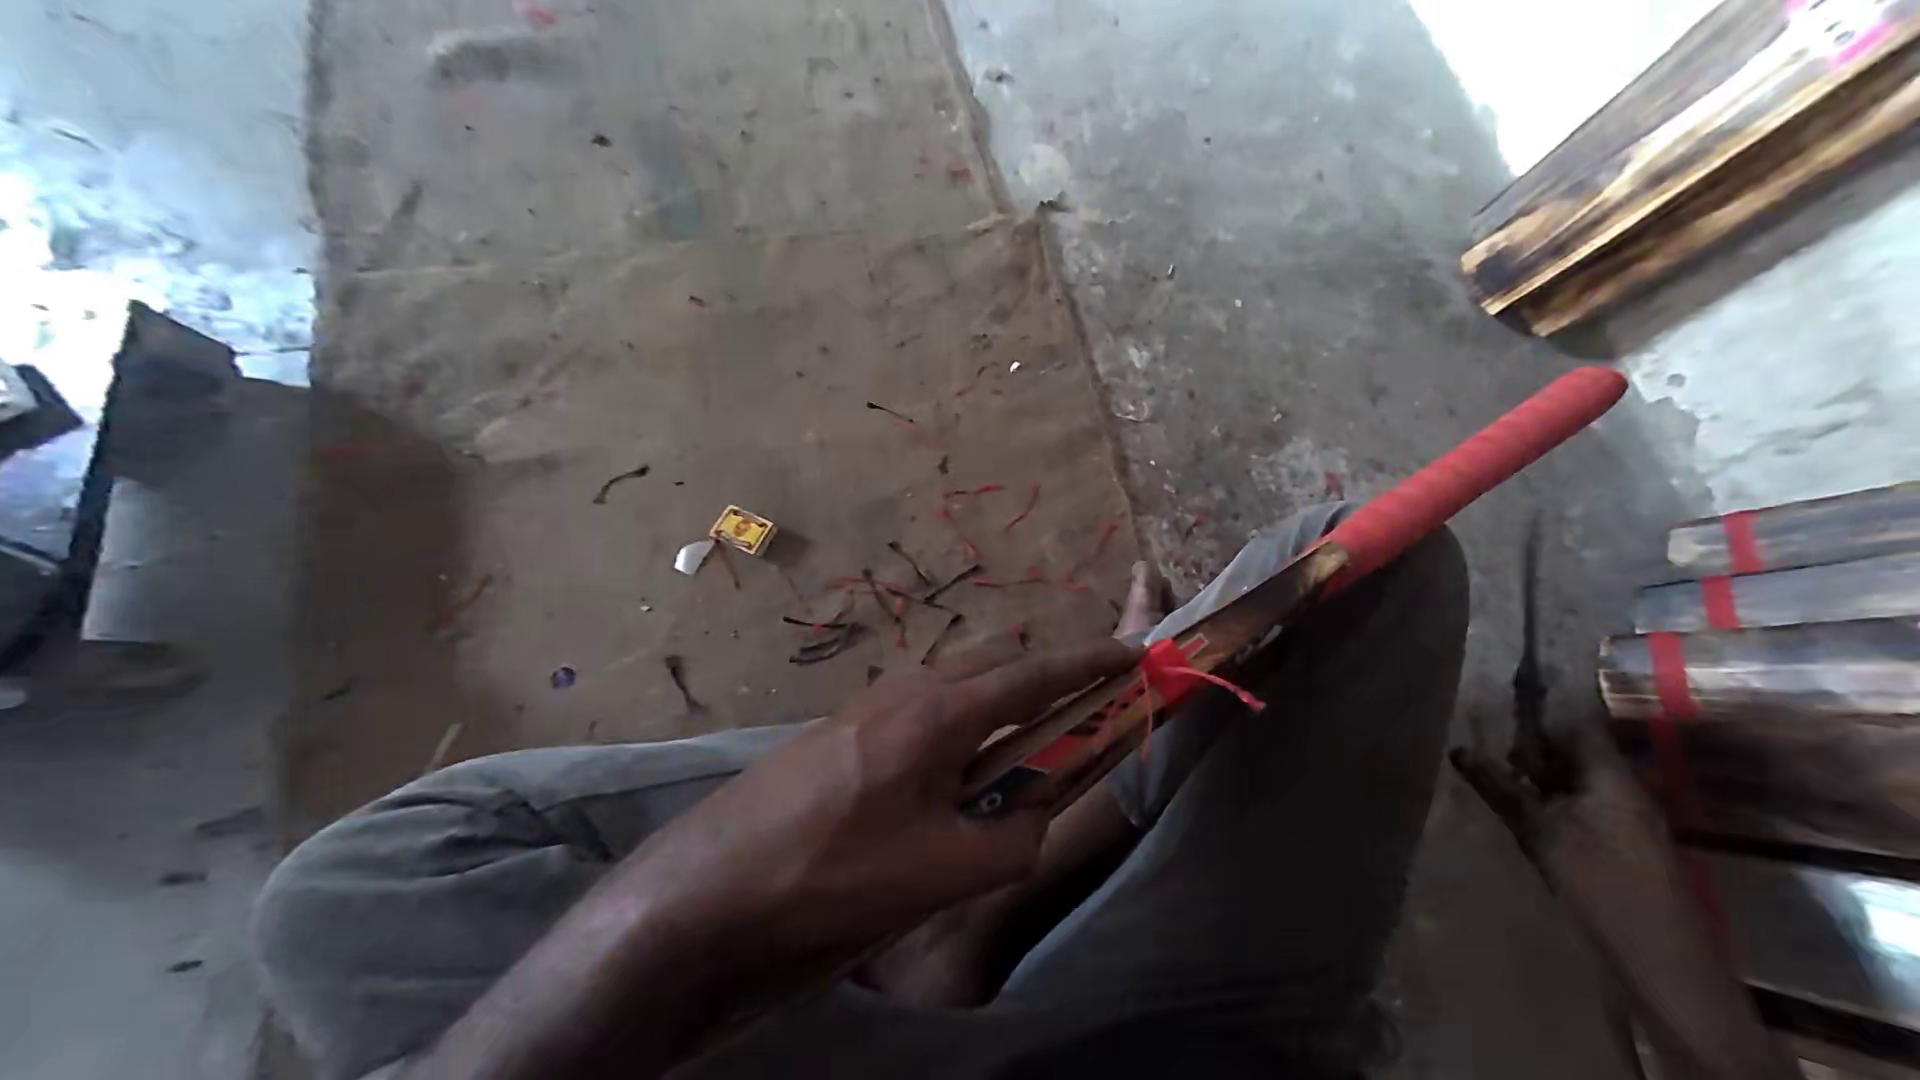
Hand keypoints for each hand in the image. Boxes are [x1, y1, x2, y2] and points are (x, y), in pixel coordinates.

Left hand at [634, 638, 1140, 963]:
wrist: (716, 878)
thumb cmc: (835, 870)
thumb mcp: (944, 871)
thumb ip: (1013, 838)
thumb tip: (1031, 810)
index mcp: (941, 711)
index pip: (1035, 674)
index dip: (1089, 661)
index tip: (1131, 652)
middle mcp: (910, 688)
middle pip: (997, 671)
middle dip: (1044, 685)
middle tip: (1075, 720)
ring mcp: (873, 701)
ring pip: (958, 691)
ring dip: (996, 714)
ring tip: (1007, 765)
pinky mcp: (849, 724)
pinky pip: (924, 711)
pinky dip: (957, 731)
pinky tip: (944, 780)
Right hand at [1450, 696, 1672, 898]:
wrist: (1661, 956)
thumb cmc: (1601, 883)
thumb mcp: (1538, 831)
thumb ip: (1499, 786)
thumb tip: (1459, 748)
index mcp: (1610, 777)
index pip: (1576, 722)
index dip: (1544, 702)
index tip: (1510, 682)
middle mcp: (1622, 788)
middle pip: (1573, 749)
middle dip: (1531, 737)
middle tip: (1484, 725)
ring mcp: (1624, 817)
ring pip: (1572, 776)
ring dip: (1536, 768)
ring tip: (1492, 760)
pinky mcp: (1619, 842)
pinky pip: (1577, 801)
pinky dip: (1547, 793)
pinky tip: (1519, 801)